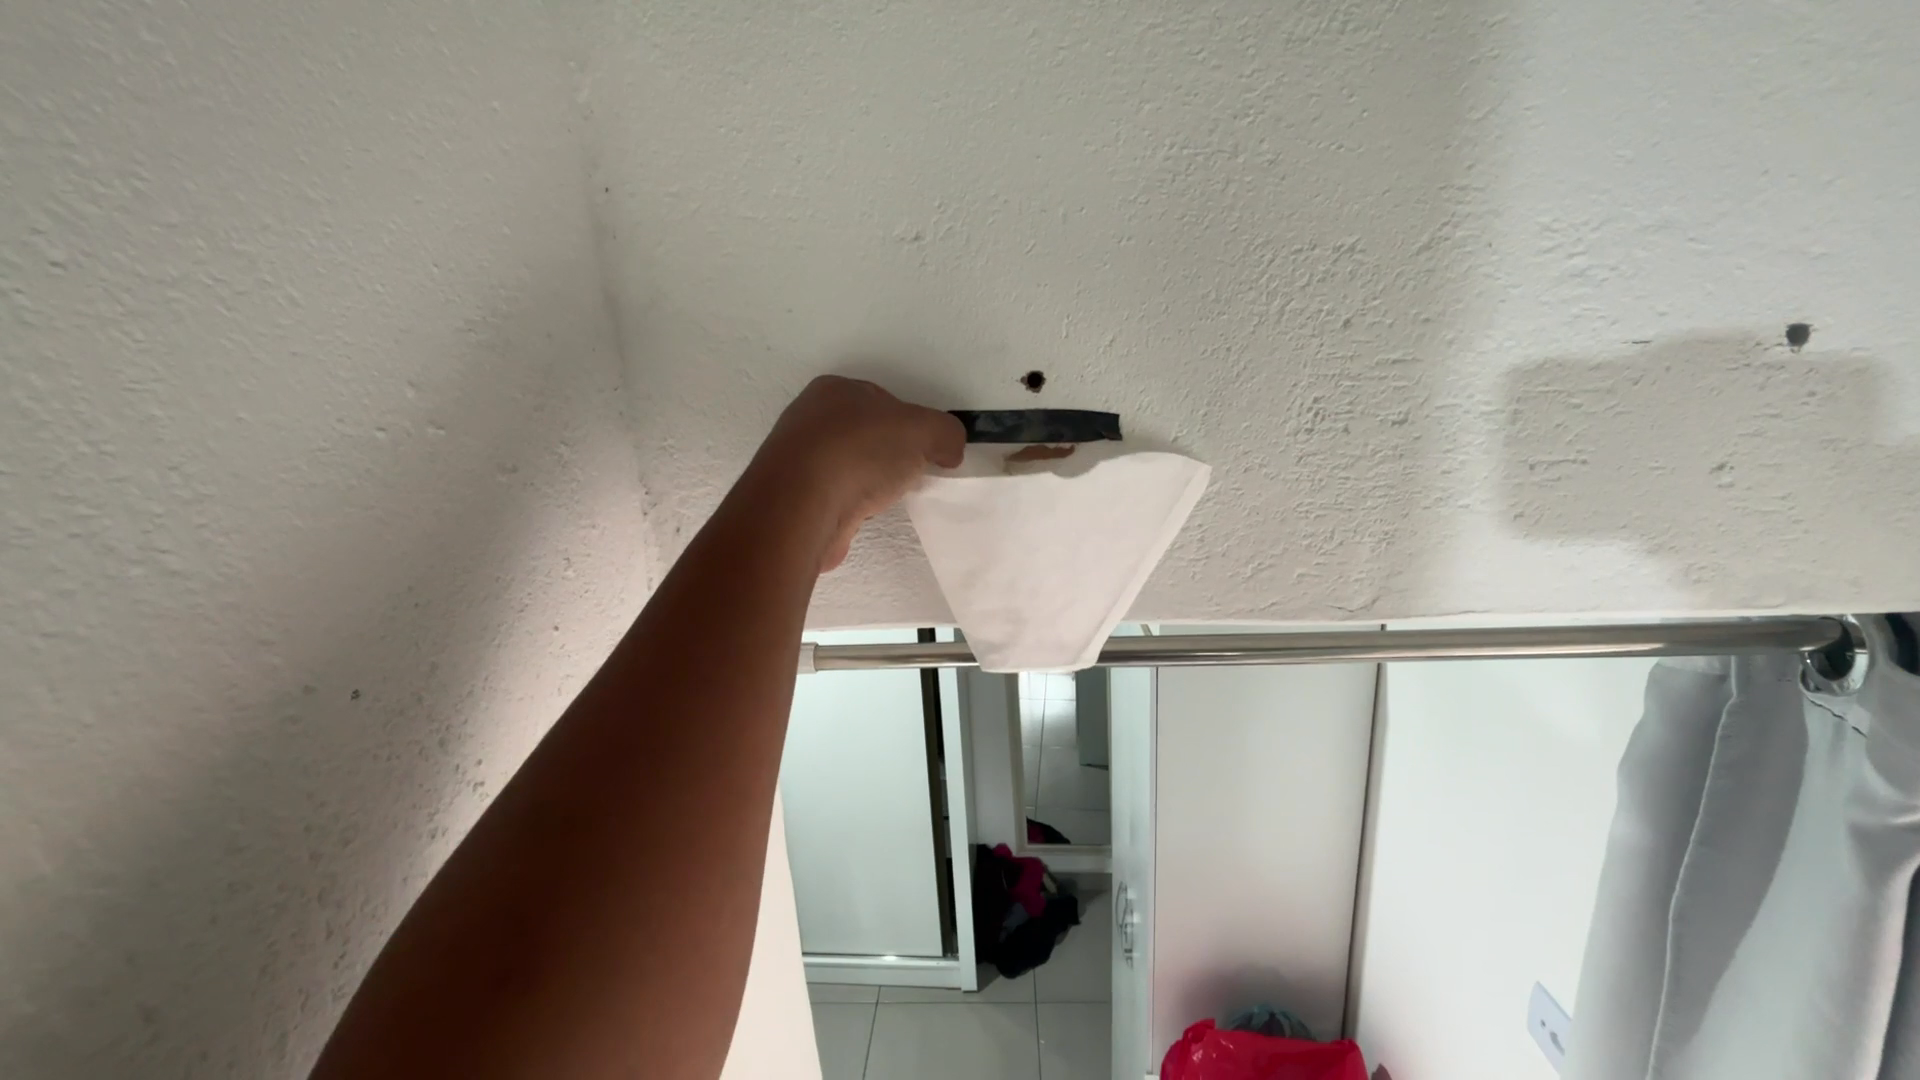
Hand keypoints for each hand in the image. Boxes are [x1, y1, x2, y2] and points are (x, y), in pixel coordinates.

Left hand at [746, 376, 965, 570]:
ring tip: (885, 496)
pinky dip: (852, 506)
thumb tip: (950, 450)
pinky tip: (861, 514)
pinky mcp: (795, 500)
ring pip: (849, 468)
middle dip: (889, 455)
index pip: (882, 401)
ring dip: (869, 482)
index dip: (910, 424)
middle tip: (908, 473)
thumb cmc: (860, 451)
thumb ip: (946, 433)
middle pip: (865, 435)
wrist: (803, 505)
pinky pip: (835, 499)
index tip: (925, 450)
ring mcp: (797, 461)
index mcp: (834, 390)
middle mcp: (809, 419)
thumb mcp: (924, 429)